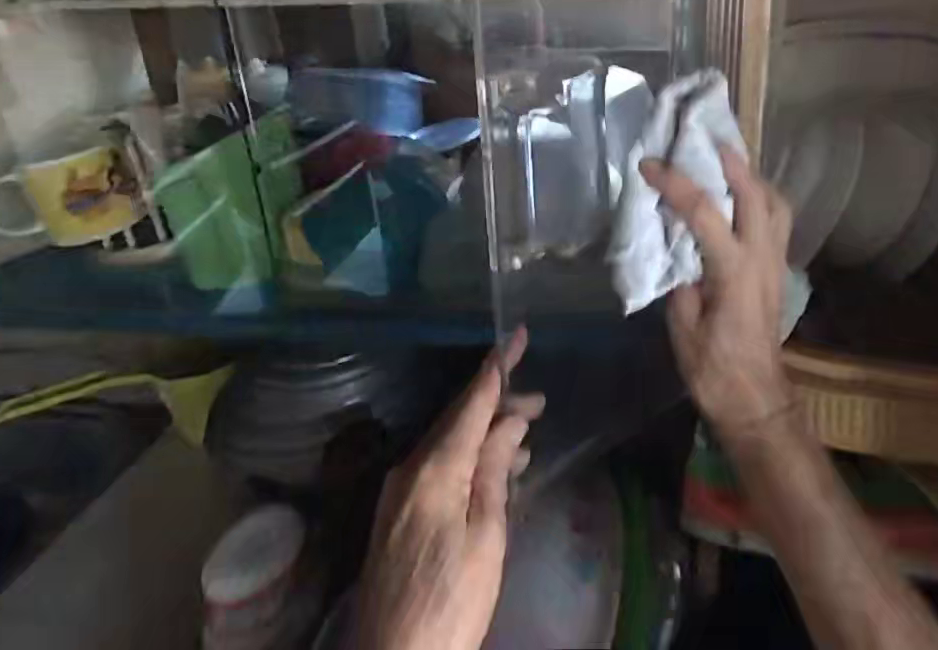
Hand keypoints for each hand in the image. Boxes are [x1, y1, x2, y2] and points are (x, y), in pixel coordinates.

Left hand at [352, 328, 542, 649]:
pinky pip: (438, 464)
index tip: (518, 333)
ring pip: (449, 441)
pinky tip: (494, 467)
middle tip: (539, 403)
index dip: (498, 366)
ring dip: (486, 433)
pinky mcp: (397, 510)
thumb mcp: (486, 536)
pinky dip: (469, 457)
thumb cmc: (451, 603)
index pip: (472, 402)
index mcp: (434, 468)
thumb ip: (495, 471)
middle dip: (498, 404)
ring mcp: (399, 489)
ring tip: (525, 433)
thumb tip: (510, 423)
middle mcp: (410, 467)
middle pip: (459, 419)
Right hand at [640, 145, 795, 442]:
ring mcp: (776, 263)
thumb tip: (674, 247)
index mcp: (734, 271)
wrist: (756, 401)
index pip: (703, 212)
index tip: (648, 165)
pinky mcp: (779, 271)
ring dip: (752, 177)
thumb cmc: (713, 369)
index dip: (674, 183)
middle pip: (754, 194)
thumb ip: (679, 278)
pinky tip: (740, 200)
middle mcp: (762, 258)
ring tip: (727, 163)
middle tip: (706, 139)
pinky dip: (761, 199)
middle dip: (731, 161)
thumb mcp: (682, 325)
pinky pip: (776, 221)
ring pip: (775, 204)